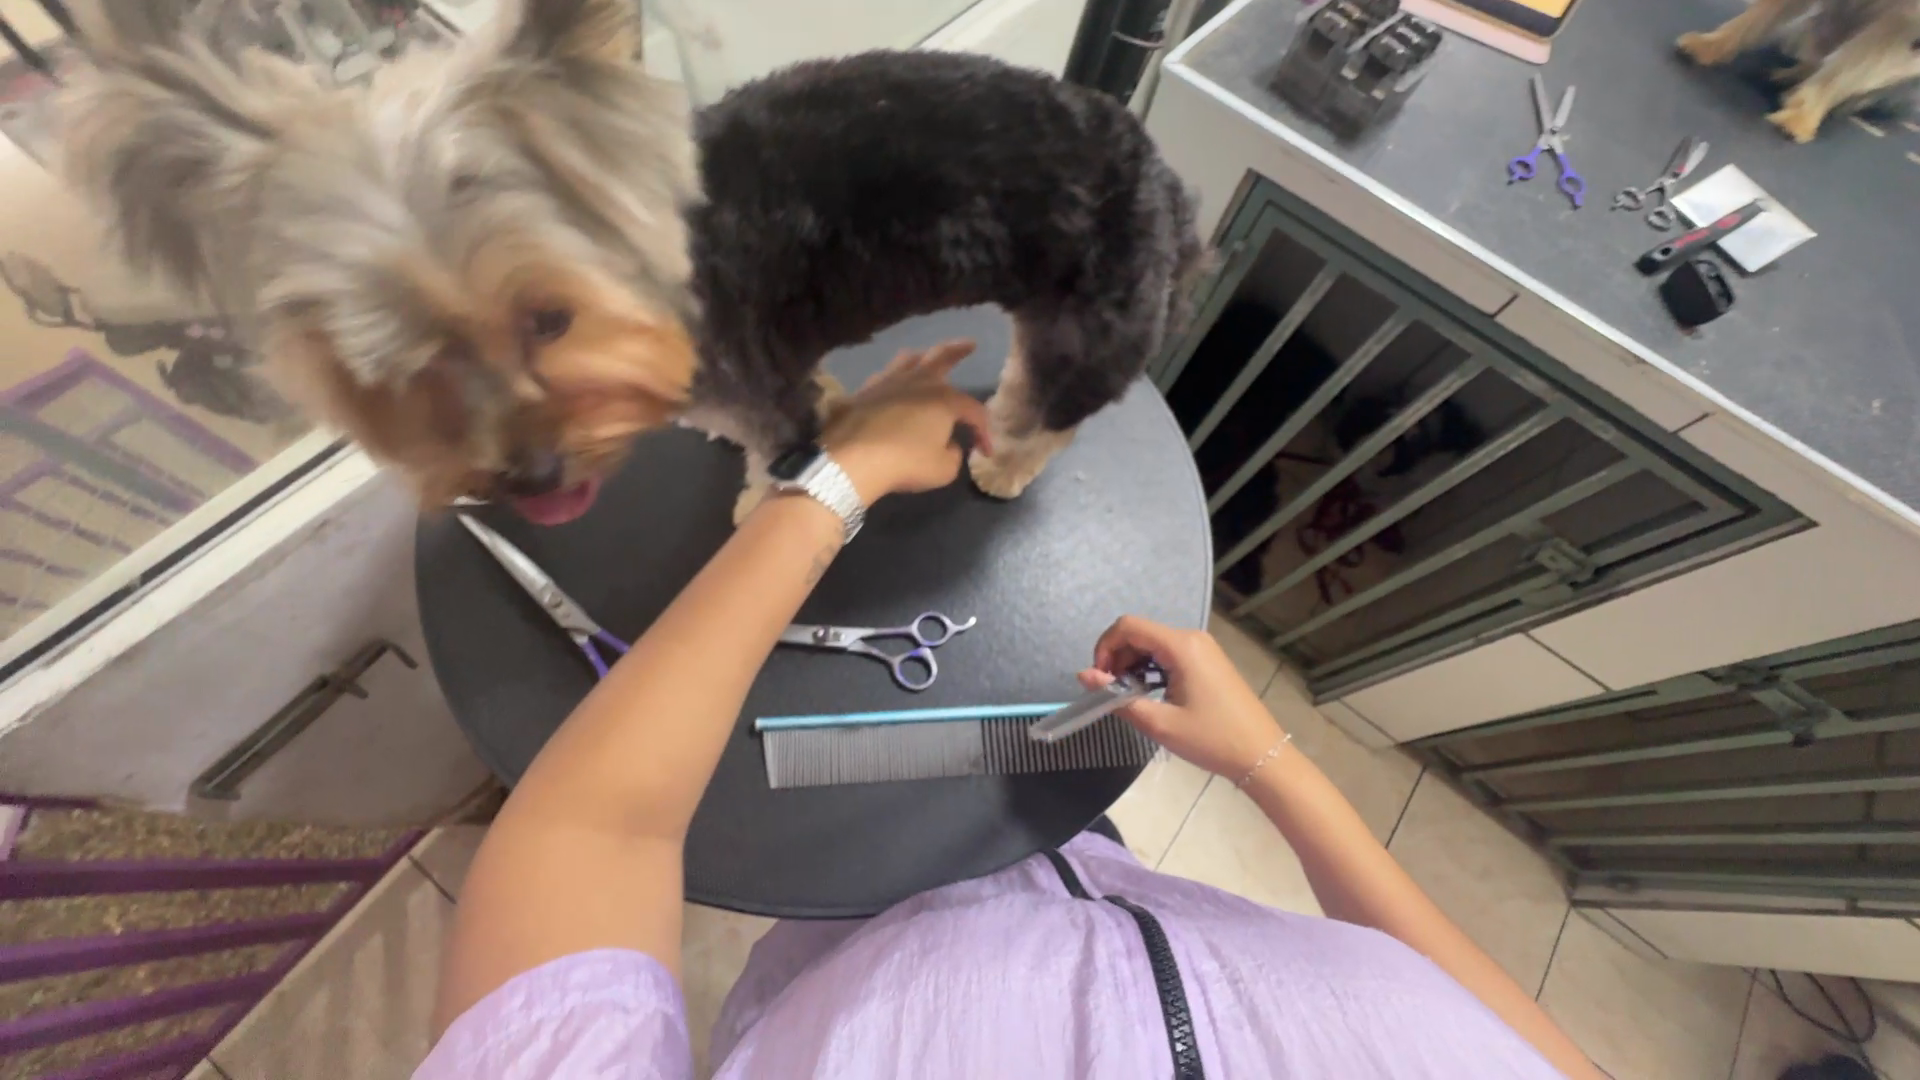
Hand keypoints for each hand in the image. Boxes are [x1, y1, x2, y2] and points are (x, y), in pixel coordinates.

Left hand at [823, 339, 992, 502]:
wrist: (854, 459)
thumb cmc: (906, 463)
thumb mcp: (943, 469)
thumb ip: (953, 455)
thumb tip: (949, 445)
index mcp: (944, 400)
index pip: (974, 411)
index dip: (984, 430)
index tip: (985, 452)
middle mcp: (918, 382)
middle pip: (942, 358)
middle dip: (958, 350)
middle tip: (969, 344)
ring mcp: (888, 383)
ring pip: (909, 359)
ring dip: (922, 357)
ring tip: (925, 358)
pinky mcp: (863, 392)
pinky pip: (884, 376)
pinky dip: (893, 377)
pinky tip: (891, 383)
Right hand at [1078, 615, 1284, 780]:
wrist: (1262, 756)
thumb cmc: (1212, 740)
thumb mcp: (1160, 723)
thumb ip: (1117, 697)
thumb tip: (1083, 676)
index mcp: (1181, 646)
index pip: (1128, 626)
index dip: (1105, 647)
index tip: (1099, 679)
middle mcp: (1191, 638)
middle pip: (1139, 632)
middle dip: (1117, 658)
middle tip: (1112, 693)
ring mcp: (1202, 647)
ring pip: (1152, 643)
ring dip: (1133, 664)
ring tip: (1130, 697)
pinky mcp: (1207, 660)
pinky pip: (1168, 653)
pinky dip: (1150, 668)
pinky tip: (1150, 694)